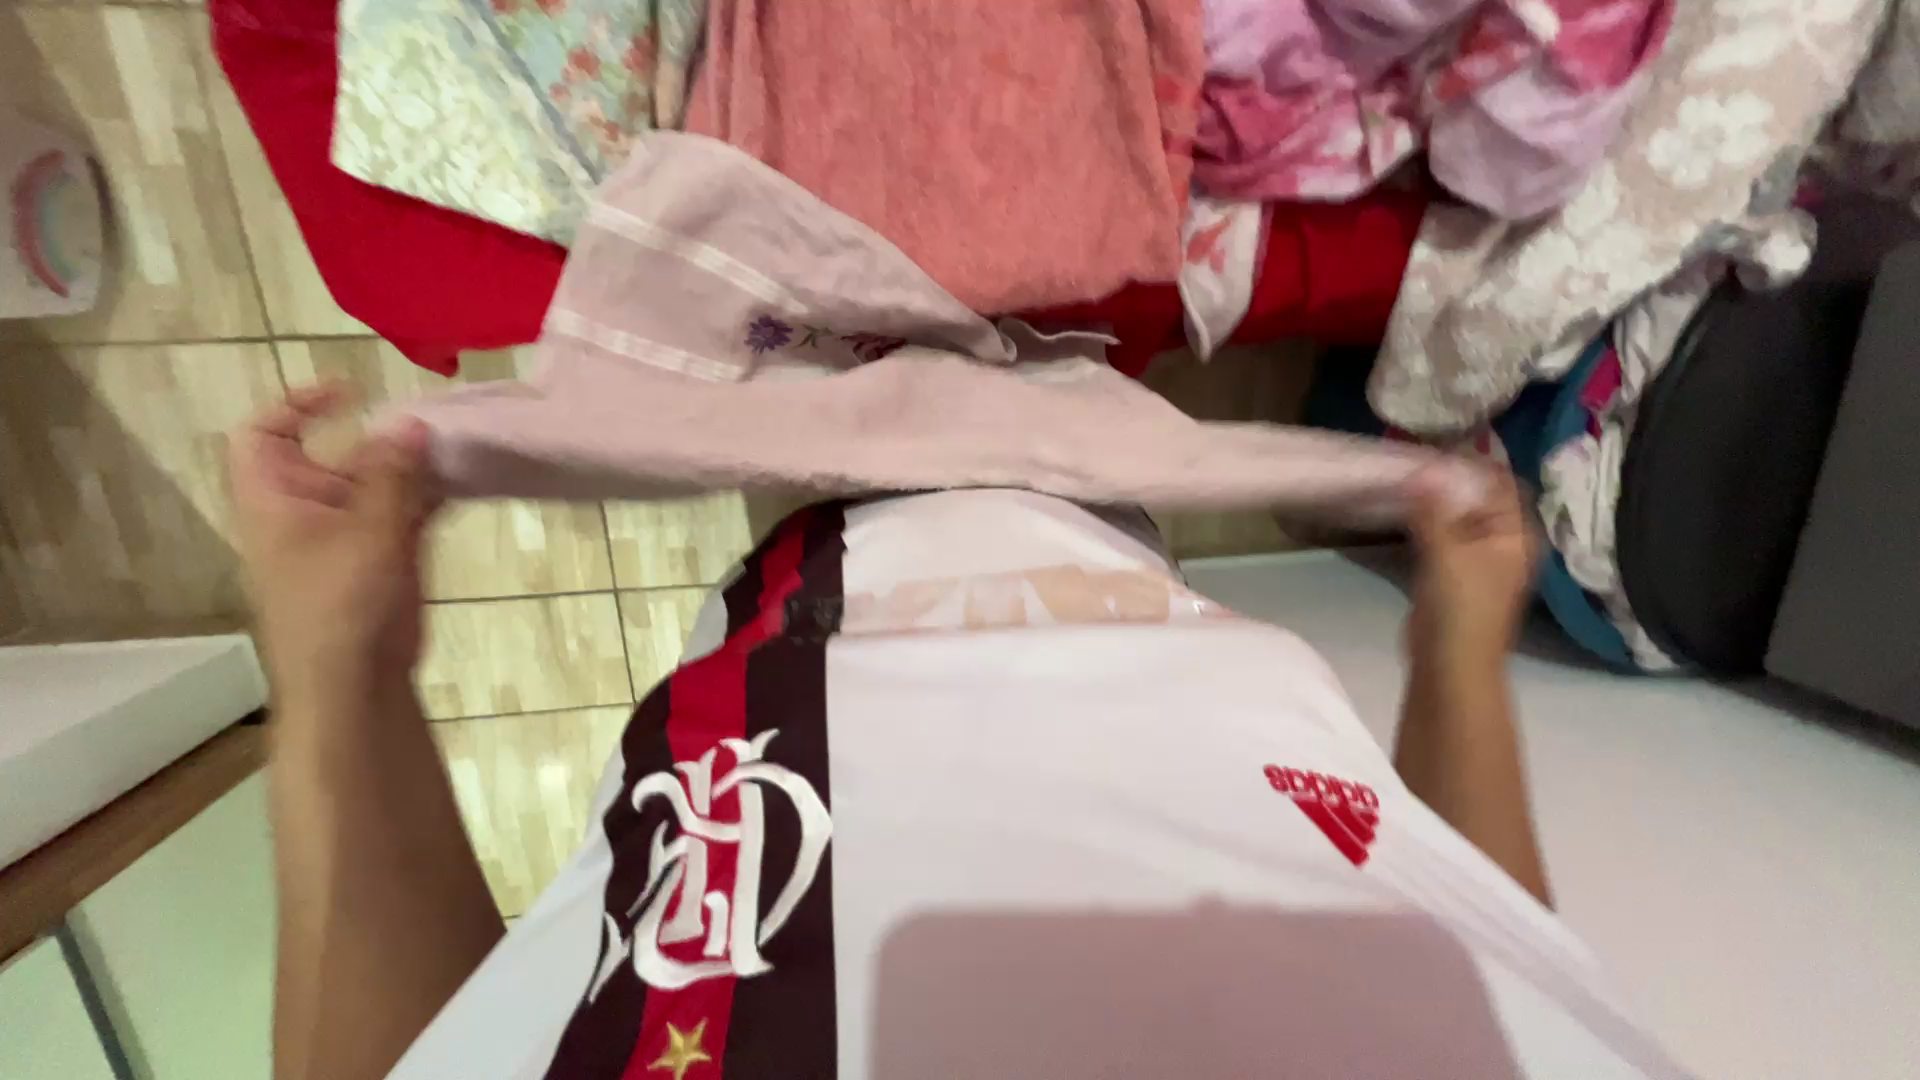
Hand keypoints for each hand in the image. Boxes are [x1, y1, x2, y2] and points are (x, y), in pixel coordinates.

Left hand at [229, 384, 440, 704]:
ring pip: (382, 485)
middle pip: (340, 456)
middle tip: (437, 426)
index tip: (353, 392)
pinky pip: (407, 513)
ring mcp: (352, 535)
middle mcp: (311, 510)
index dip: (299, 405)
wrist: (355, 678)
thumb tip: (411, 421)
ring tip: (461, 451)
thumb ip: (391, 476)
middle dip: (385, 439)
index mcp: (278, 499)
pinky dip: (432, 497)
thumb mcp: (367, 533)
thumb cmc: (343, 605)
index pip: (267, 434)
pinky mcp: (385, 556)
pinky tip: (465, 484)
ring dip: (417, 468)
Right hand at [1405, 465, 1539, 663]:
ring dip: (1432, 497)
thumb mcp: (1448, 552)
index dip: (1476, 461)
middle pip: (1476, 497)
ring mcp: (1474, 556)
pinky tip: (1400, 507)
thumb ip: (1433, 510)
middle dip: (1448, 477)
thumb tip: (1421, 469)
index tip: (1440, 442)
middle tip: (1413, 454)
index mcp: (1515, 534)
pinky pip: (1438, 533)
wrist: (1450, 660)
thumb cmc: (1462, 606)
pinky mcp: (1449, 570)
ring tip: (1402, 475)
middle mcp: (1500, 540)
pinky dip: (1422, 518)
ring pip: (1454, 515)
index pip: (1501, 483)